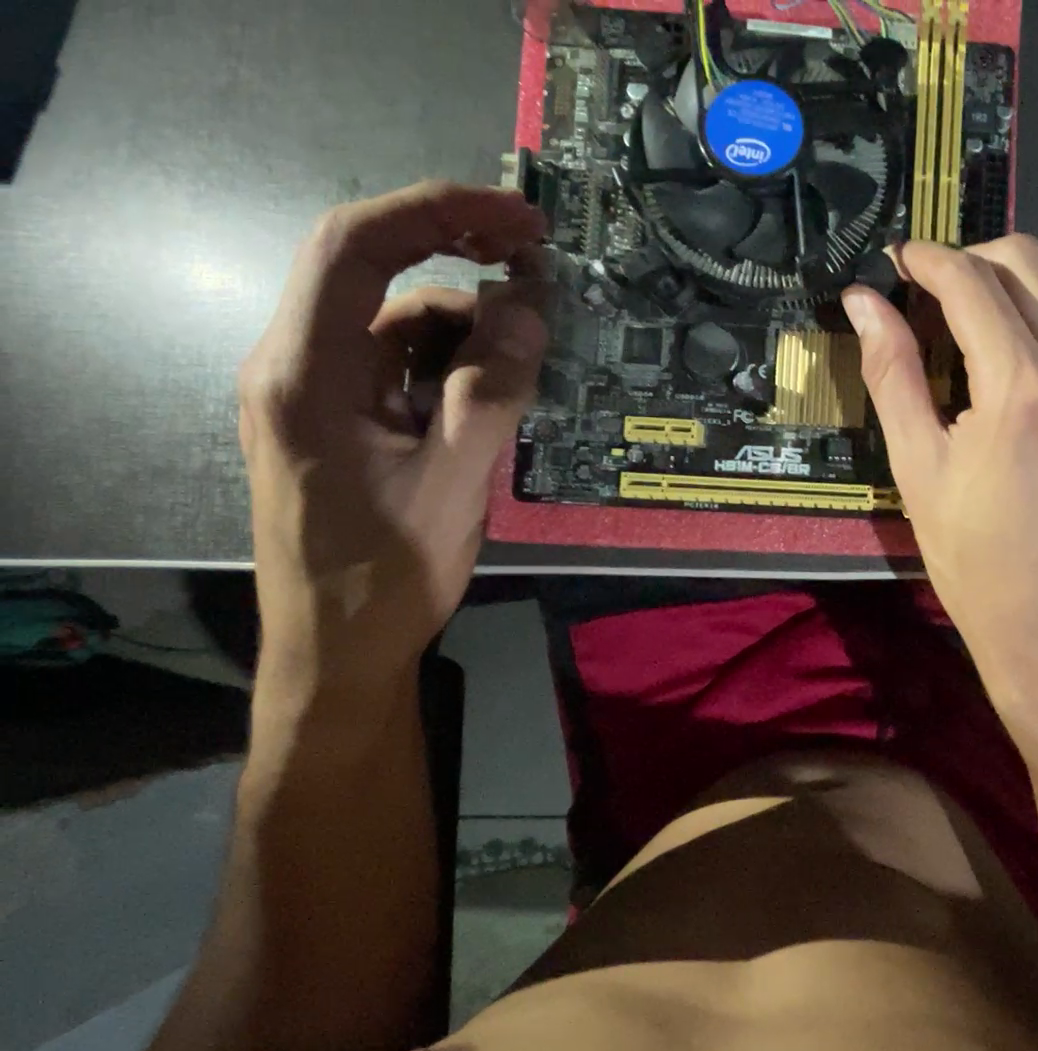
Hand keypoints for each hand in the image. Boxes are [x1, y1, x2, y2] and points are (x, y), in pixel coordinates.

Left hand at [238, 181, 547, 686]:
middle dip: (457, 257)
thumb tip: (528, 310)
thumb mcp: (455, 484)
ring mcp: (320, 394)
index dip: (437, 213)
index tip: (518, 218)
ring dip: (469, 330)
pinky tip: (498, 397)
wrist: (341, 647)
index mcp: (304, 372)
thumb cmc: (388, 572)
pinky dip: (456, 366)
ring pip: (399, 325)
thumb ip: (491, 392)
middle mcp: (298, 366)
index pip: (354, 246)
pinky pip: (404, 367)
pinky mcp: (345, 420)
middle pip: (374, 276)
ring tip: (531, 366)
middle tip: (538, 264)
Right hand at [841, 237, 1037, 716]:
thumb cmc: (972, 554)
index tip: (901, 263)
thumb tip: (862, 300)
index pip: (969, 281)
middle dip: (975, 258)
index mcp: (1015, 386)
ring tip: (1011, 314)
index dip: (926, 259)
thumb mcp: (916, 467)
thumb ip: (892, 373)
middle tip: (942, 292)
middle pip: (1029, 262)